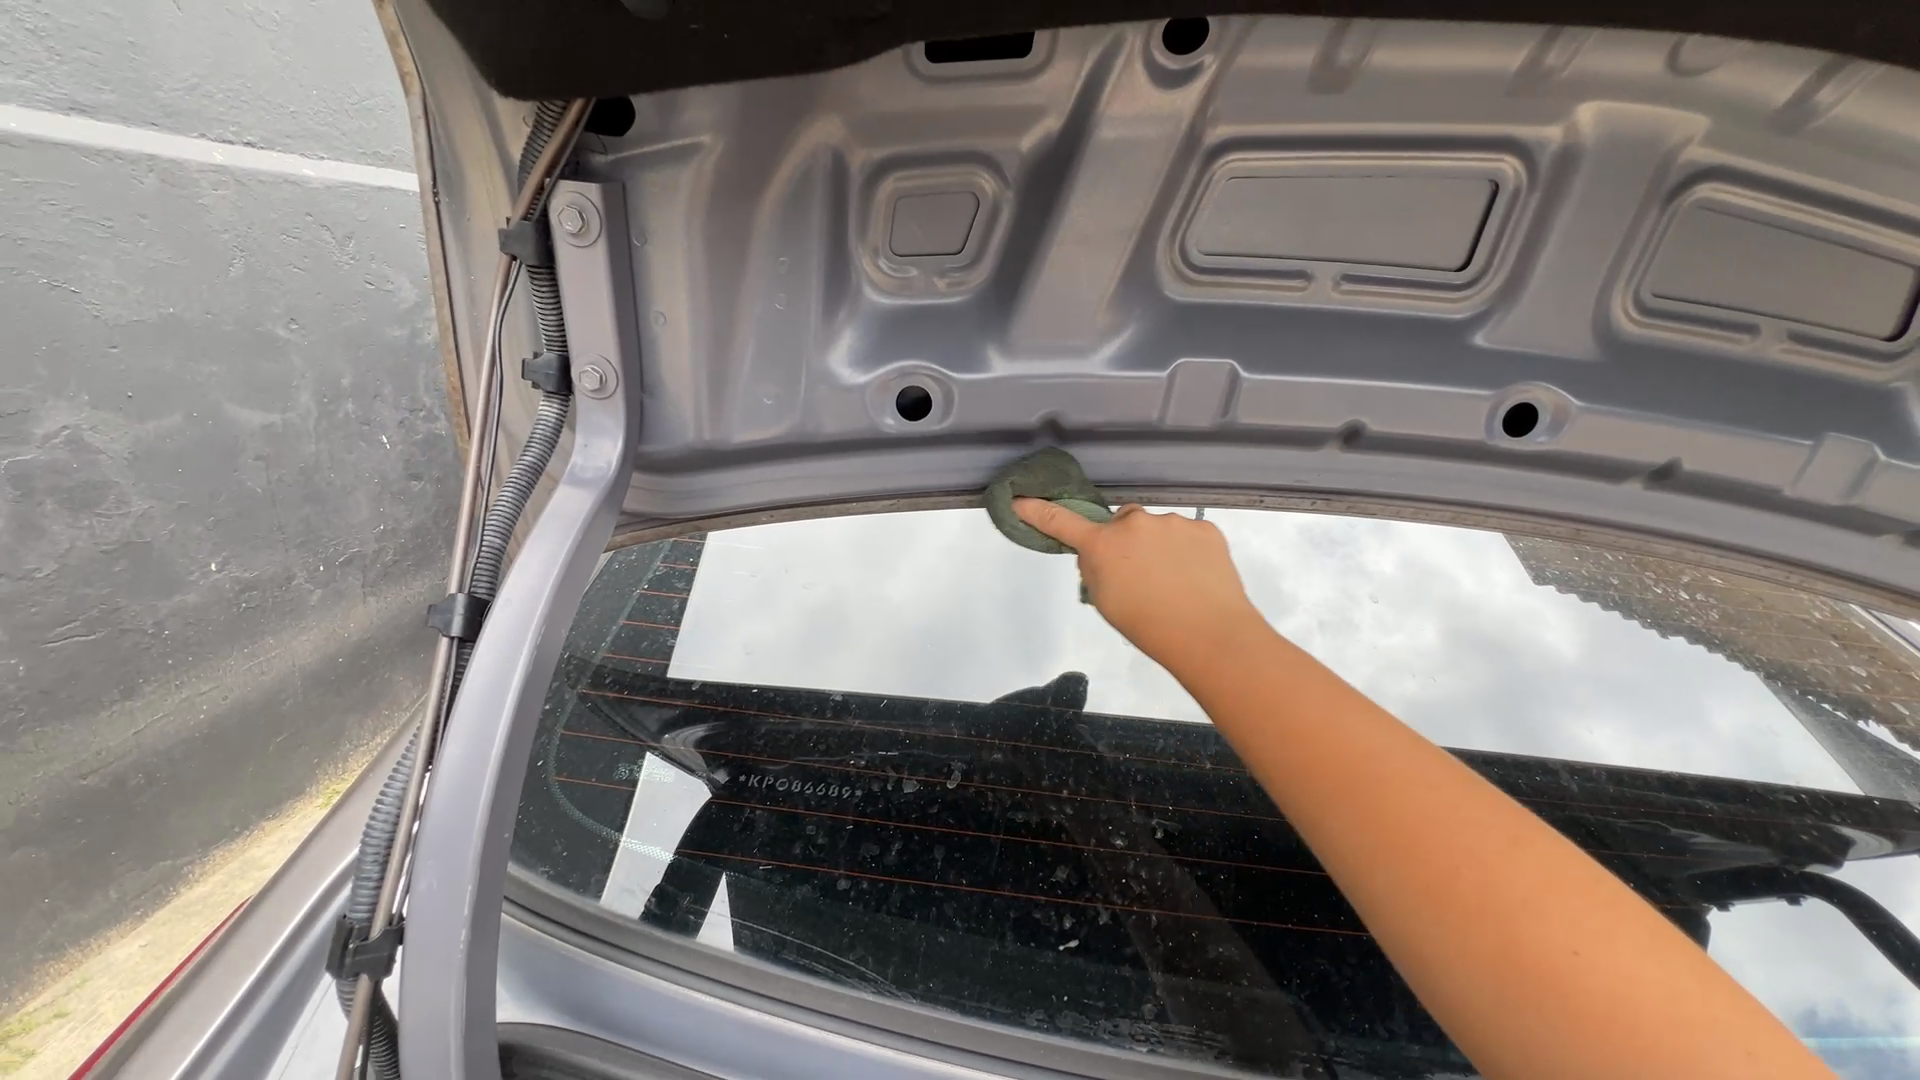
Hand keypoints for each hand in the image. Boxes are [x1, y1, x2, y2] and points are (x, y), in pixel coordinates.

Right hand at [1012, 499, 1265, 670]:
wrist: (1209, 633)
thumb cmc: (1148, 626)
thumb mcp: (1105, 602)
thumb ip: (1096, 570)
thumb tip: (1102, 555)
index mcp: (1103, 545)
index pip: (1060, 522)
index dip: (1037, 511)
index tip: (1019, 500)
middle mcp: (1134, 523)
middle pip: (1121, 522)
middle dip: (1125, 540)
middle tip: (1140, 575)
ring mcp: (1173, 522)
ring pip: (1157, 528)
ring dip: (1159, 546)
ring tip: (1176, 582)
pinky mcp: (1205, 527)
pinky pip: (1188, 534)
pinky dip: (1189, 551)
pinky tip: (1197, 577)